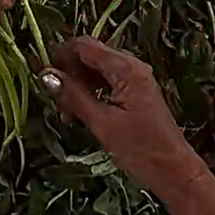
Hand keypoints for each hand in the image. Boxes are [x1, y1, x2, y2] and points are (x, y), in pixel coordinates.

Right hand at [42, 38, 211, 200]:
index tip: (41, 75)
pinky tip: (81, 112)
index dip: (60, 55)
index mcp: (126, 68)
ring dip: (79, 84)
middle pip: (91, 55)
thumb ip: (73, 96)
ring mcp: (135, 77)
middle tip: (56, 101)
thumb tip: (46, 75)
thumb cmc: (139, 148)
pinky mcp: (135, 90)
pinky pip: (108, 80)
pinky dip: (92, 91)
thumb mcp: (101, 123)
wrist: (173, 168)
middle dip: (69, 72)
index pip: (85, 46)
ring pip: (97, 69)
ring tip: (67, 113)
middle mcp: (132, 66)